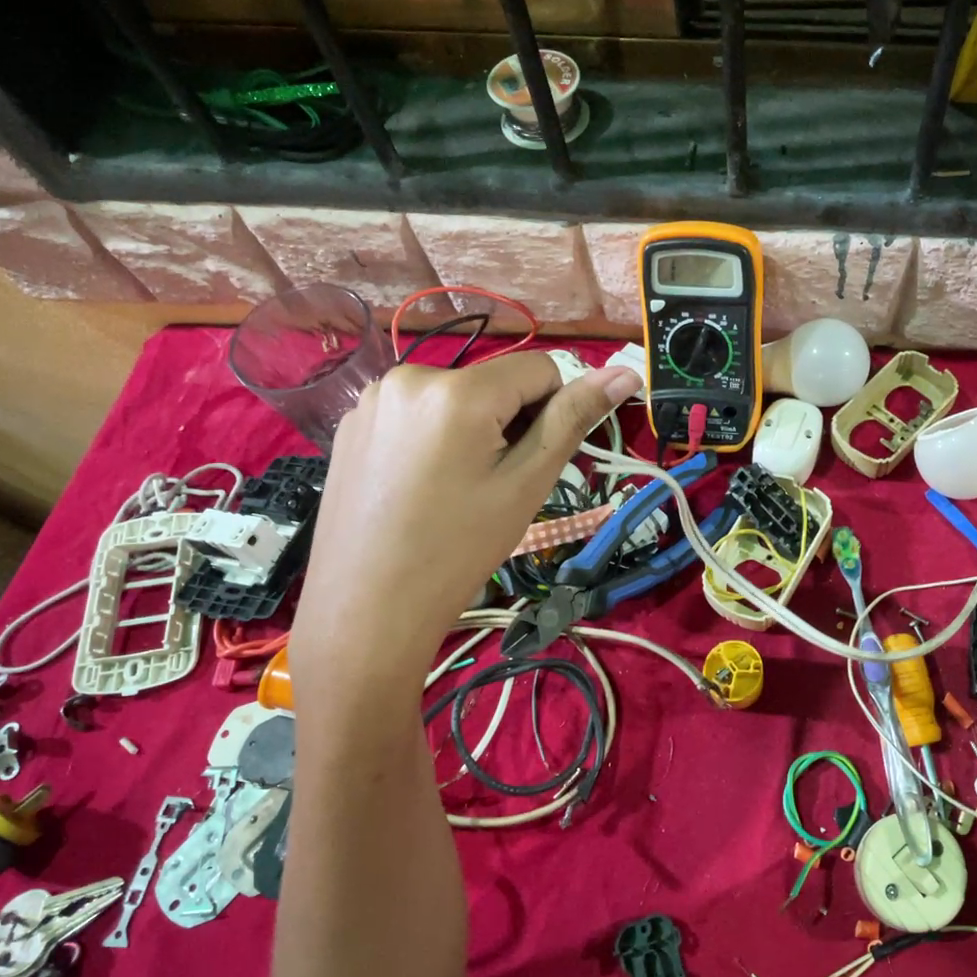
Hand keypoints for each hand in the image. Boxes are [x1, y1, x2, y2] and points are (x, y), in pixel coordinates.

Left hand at [289, 354, 641, 699]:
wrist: (366, 607)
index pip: (540, 368)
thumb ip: (574, 419)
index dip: (552, 412)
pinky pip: (418, 412)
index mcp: (459, 390)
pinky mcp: (353, 421)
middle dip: (508, 423)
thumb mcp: (527, 483)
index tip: (529, 465)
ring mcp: (374, 397)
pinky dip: (433, 437)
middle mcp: (410, 375)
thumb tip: (624, 373)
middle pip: (494, 382)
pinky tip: (418, 485)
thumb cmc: (459, 549)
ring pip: (457, 397)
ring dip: (472, 429)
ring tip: (453, 489)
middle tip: (492, 486)